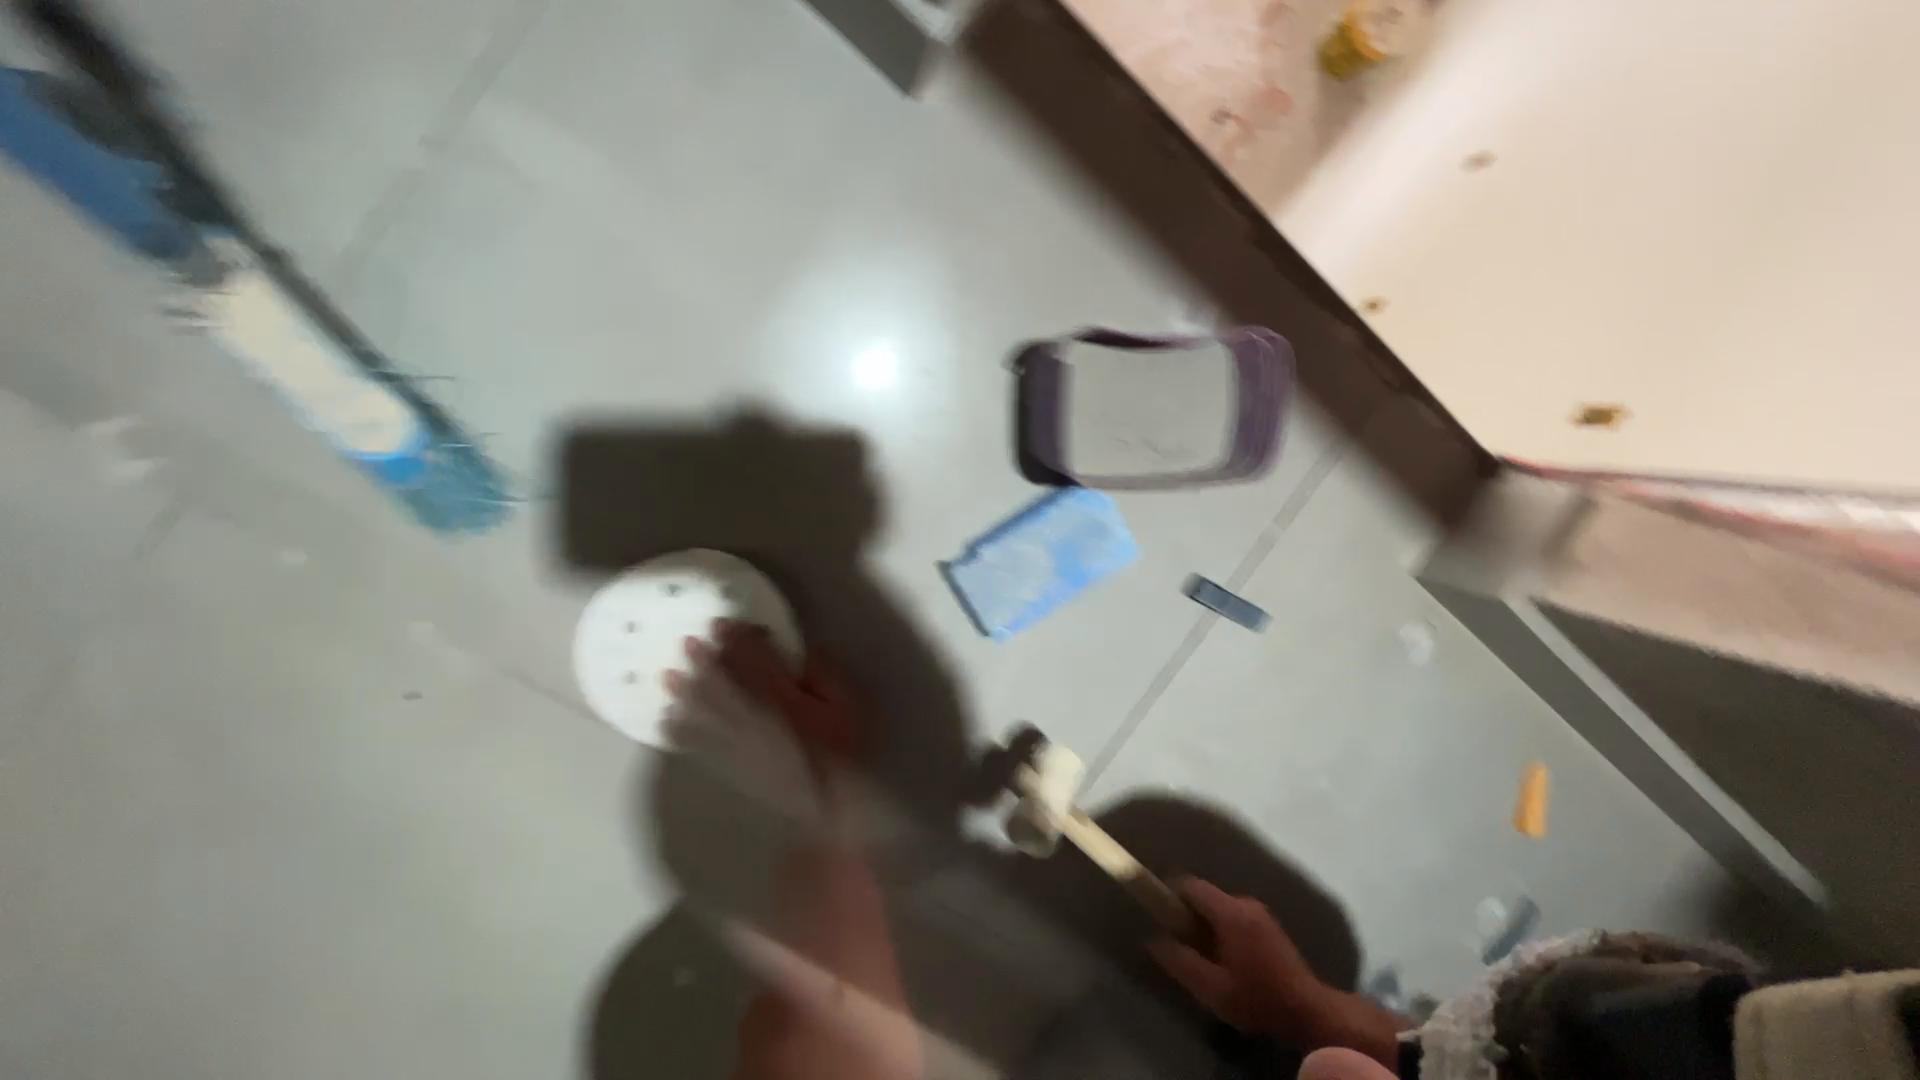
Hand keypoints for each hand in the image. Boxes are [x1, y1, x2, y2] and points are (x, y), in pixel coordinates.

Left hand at [667, 620, 861, 770]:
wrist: (827, 804)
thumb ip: (824, 671)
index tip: (724, 624)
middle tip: (686, 642)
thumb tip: (803, 650)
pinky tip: (667, 721)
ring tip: (667, 676)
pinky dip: (679, 730)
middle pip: (719, 679)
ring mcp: (733, 740)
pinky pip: (695, 743)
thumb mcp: (847, 702)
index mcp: (778, 693)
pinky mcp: (726, 762)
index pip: (751, 657)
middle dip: (703, 659)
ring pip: (701, 708)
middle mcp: (748, 712)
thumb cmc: (841, 749)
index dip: (737, 638)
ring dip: (684, 690)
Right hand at [1149, 878, 1333, 1040]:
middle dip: (1188, 914)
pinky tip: (1225, 958)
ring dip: (1207, 924)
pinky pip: (1236, 916)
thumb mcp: (1211, 988)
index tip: (1158, 914)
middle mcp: (1246, 903)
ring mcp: (1261, 913)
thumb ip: (1180, 962)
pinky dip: (1223, 929)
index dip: (1170, 894)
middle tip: (1179, 942)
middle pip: (1206, 896)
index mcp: (1230, 912)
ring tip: (1201, 954)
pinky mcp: (1270, 925)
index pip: (1190, 885)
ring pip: (1221, 907)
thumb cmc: (1257, 998)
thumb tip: (1152, 941)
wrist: (1310, 1012)